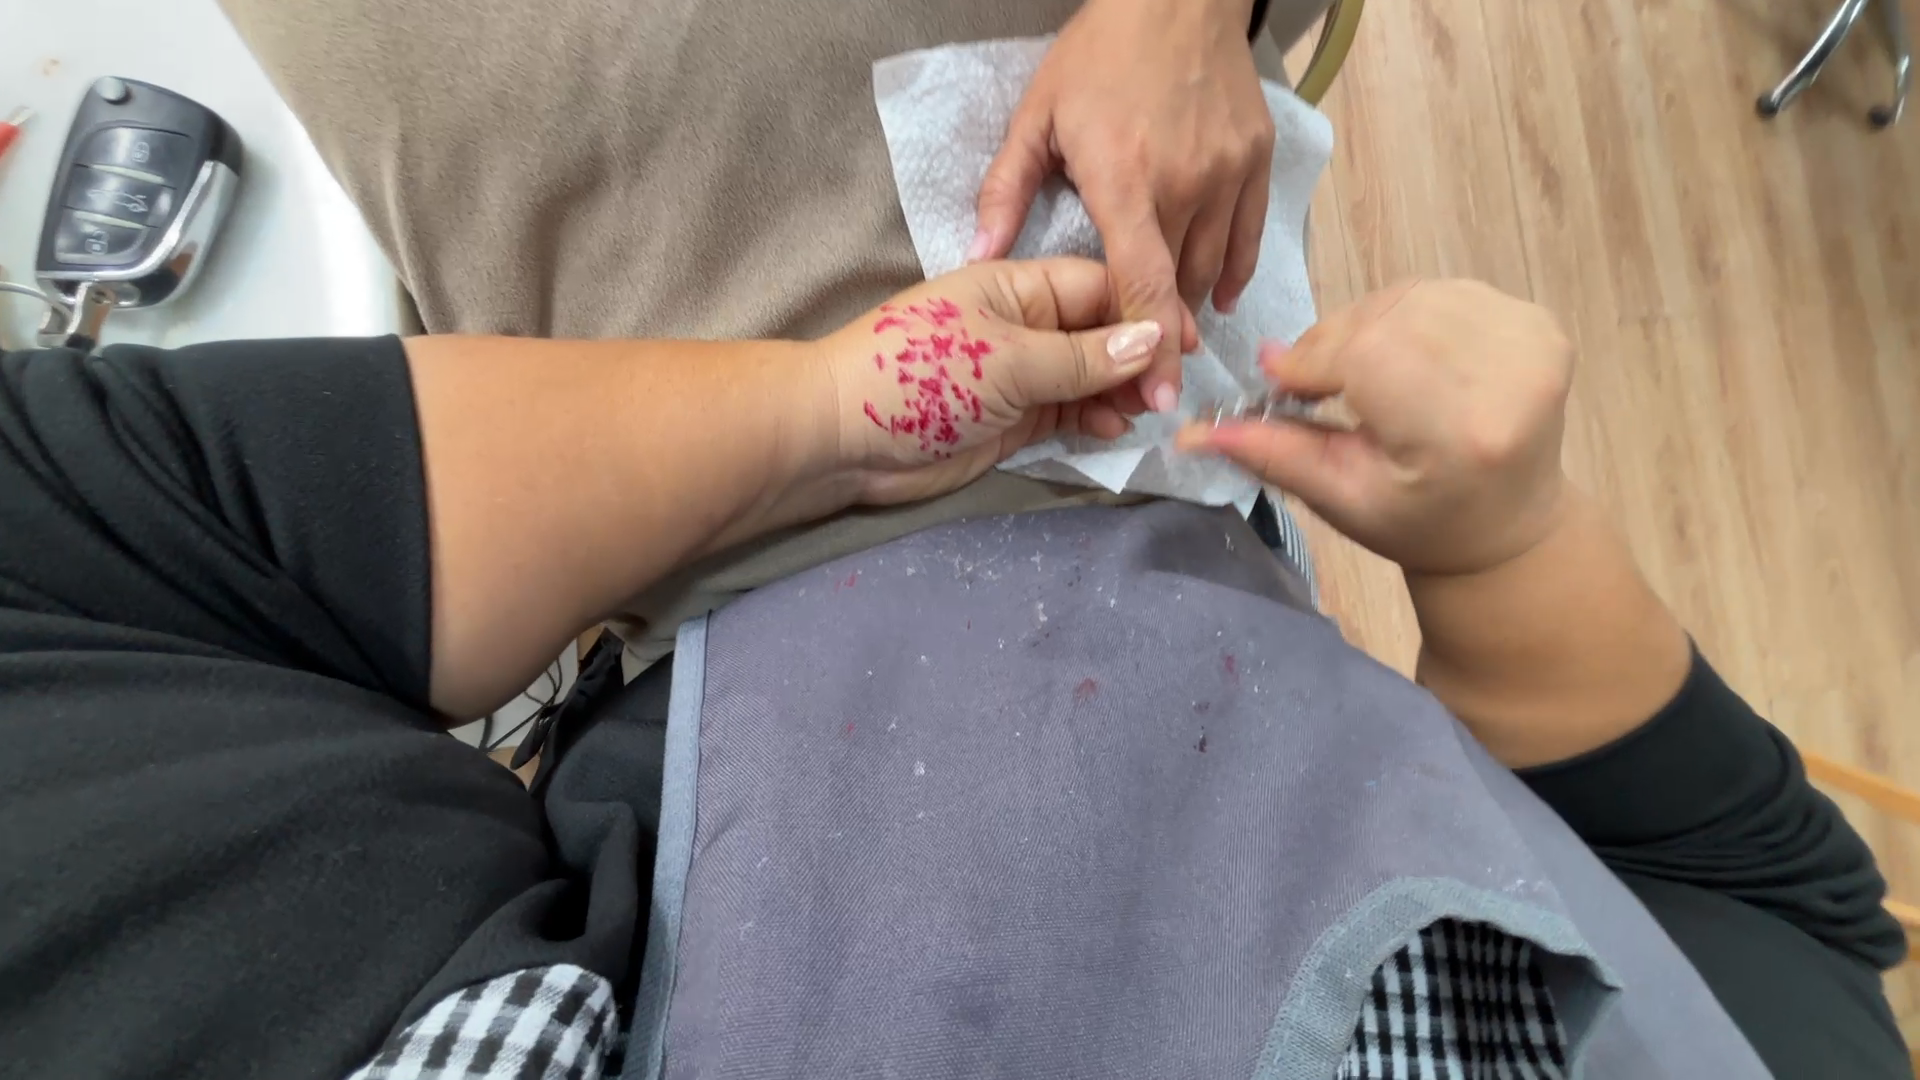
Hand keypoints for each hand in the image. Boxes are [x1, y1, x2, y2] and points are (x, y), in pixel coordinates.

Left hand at [821, 258, 1162, 505]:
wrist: (845, 437)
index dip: (1144, 314)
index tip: (1184, 347)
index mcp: (1017, 285)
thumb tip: (1150, 340)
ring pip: (1087, 376)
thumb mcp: (1005, 359)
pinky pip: (1066, 411)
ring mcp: (1020, 373)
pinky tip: (1112, 428)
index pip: (1099, 287)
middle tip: (1169, 392)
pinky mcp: (1013, 417)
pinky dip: (1092, 418)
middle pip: (1098, 333)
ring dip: (1117, 392)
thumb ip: (1078, 356)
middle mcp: (1025, 324)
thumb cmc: (919, 377)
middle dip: (1135, 359)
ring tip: (1142, 413)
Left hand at [973, 0, 1271, 415]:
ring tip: (1168, 336)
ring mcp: (1228, 173)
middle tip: (1146, 375)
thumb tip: (980, 256)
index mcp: (1125, 182)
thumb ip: (1006, 192)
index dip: (1148, 347)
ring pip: (1210, 270)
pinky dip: (1230, 274)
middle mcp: (1185, 185)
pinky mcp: (1257, 161)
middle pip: (1177, 290)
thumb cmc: (1097, 56)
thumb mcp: (1036, 117)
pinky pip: (1247, 238)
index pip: (1140, 284)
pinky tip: (1214, 299)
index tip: (1157, 398)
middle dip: (1162, 340)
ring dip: (1187, 310)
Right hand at [1177, 280, 1575, 576]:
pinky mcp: (1540, 321)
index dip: (1312, 361)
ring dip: (1360, 326)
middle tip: (1307, 384)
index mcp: (1462, 434)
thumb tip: (1190, 431)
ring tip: (1348, 372)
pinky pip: (1440, 290)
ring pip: (1407, 296)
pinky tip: (1392, 354)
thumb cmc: (1412, 522)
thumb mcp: (1334, 497)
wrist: (1503, 523)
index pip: (1370, 355)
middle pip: (1385, 319)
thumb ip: (1269, 454)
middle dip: (1329, 344)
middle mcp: (1512, 377)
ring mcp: (1534, 340)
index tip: (1280, 387)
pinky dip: (1398, 315)